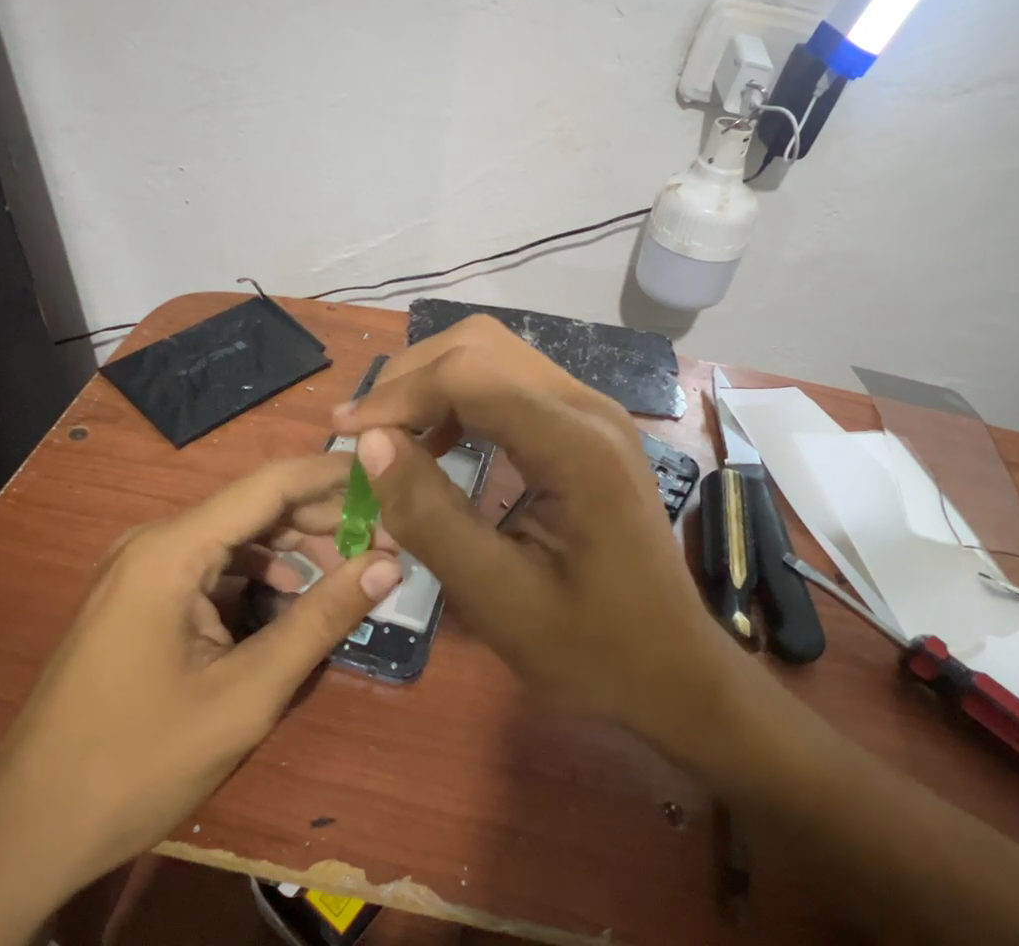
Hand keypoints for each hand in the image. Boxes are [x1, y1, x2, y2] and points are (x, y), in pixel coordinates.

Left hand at [0, 455, 401, 945]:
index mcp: (172, 550)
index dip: (337, 476)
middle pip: (256, 508)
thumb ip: (321, 620)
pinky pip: (212, 571)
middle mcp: (153, 543)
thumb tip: (391, 565)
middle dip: (325, 522)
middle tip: (389, 549)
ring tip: (352, 578)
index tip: (395, 481)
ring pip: (237, 541)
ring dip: (296, 553)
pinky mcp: (139, 602)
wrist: (31, 830)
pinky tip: (292, 607)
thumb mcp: (246, 693)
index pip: (271, 484)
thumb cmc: (140, 761)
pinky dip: (260, 581)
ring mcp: (141, 572)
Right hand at [330, 316, 740, 742]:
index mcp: (574, 445)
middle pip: (482, 346)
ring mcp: (595, 417)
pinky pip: (517, 388)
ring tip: (389, 435)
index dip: (396, 396)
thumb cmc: (591, 648)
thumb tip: (370, 443)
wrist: (674, 671)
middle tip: (362, 430)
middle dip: (412, 376)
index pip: (467, 374)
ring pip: (498, 359)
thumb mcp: (498, 597)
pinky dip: (466, 401)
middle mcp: (589, 410)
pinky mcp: (591, 434)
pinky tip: (439, 444)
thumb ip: (430, 515)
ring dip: (436, 384)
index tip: (344, 434)